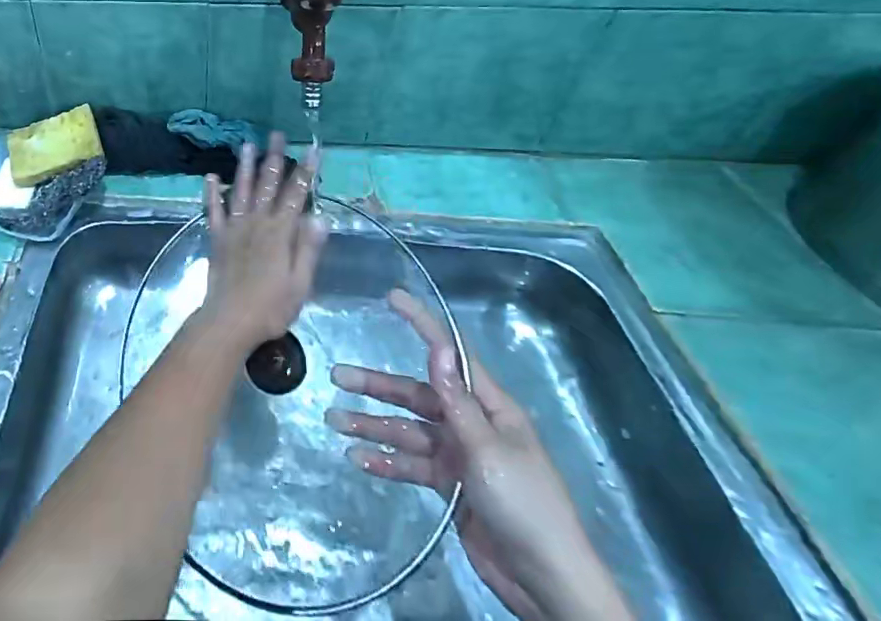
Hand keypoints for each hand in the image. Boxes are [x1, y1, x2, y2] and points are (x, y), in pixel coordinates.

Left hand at [195, 133, 325, 354]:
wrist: (229, 320)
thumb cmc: (270, 307)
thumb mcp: (300, 283)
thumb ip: (307, 248)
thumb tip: (320, 216)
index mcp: (280, 233)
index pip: (297, 196)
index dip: (306, 172)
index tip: (314, 150)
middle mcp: (256, 223)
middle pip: (268, 186)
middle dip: (275, 159)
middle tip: (278, 135)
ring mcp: (233, 228)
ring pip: (240, 191)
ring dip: (245, 167)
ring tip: (248, 144)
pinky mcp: (216, 238)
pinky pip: (213, 210)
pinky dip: (211, 192)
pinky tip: (210, 176)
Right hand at [328, 290, 631, 620]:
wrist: (546, 582)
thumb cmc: (524, 505)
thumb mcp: (487, 449)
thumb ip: (457, 401)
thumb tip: (438, 349)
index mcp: (491, 409)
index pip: (452, 356)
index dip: (422, 325)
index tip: (393, 299)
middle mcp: (472, 425)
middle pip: (417, 395)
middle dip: (377, 386)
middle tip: (338, 376)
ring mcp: (459, 456)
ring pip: (406, 431)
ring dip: (372, 425)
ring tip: (334, 420)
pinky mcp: (449, 485)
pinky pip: (410, 465)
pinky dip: (385, 460)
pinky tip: (357, 458)